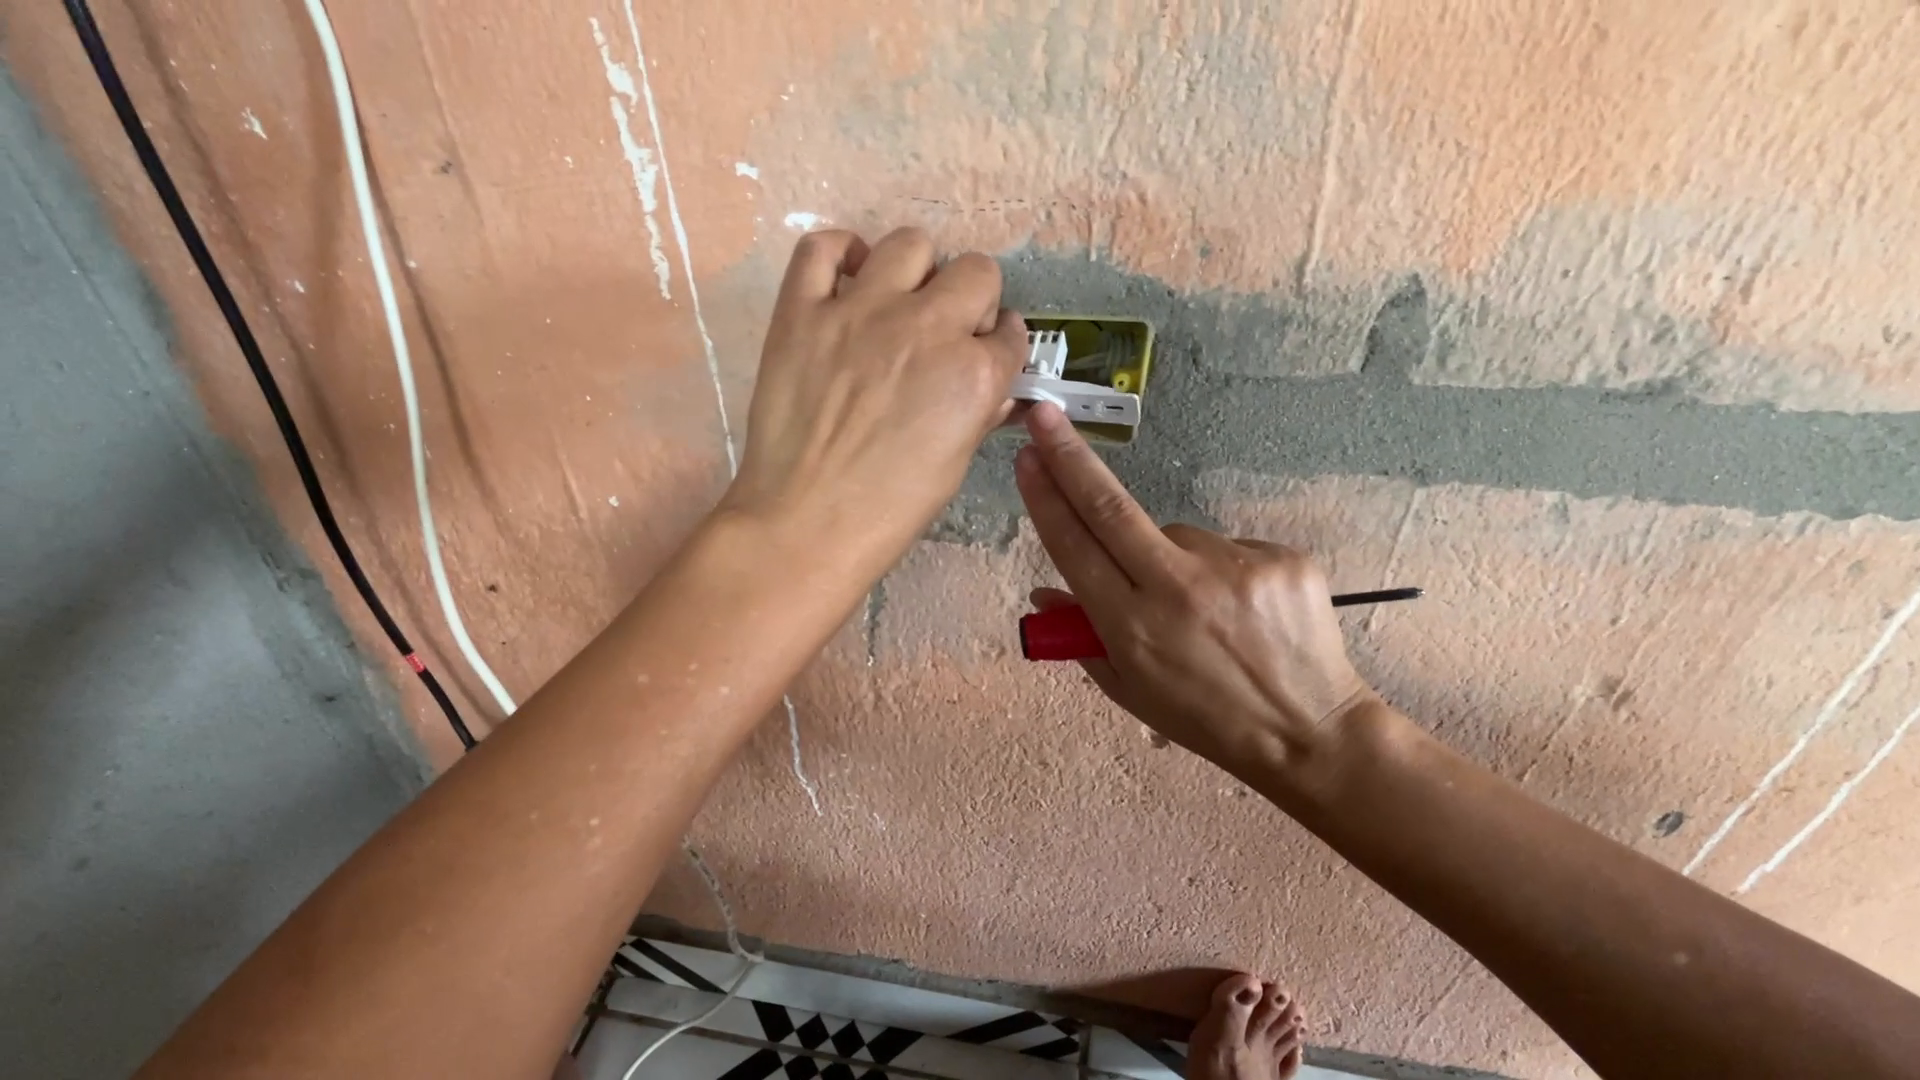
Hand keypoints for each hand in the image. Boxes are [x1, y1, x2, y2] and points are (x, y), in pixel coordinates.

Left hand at [721, 228, 1026, 565]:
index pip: (1009, 333)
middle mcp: (926, 327)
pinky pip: (822, 247)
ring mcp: (860, 311)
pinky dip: (840, 253)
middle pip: (975, 272)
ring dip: (916, 271)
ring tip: (898, 302)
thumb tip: (993, 386)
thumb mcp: (955, 462)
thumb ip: (980, 411)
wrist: (805, 523)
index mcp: (973, 373)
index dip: (1000, 343)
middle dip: (971, 300)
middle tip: (945, 331)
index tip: (987, 350)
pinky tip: (847, 279)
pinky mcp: (803, 310)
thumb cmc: (890, 508)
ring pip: (910, 245)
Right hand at [1014, 403, 1374, 779]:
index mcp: (1133, 627)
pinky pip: (1225, 545)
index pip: (1075, 547)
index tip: (1025, 458)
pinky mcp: (1277, 556)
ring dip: (1168, 555)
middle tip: (1045, 417)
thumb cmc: (1205, 719)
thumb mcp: (1130, 690)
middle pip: (1111, 508)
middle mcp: (1177, 589)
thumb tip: (1042, 592)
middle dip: (1071, 458)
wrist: (1308, 731)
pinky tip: (1237, 604)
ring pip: (1175, 534)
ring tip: (1199, 606)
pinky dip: (1218, 566)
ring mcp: (1232, 567)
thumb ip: (1081, 637)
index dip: (1046, 499)